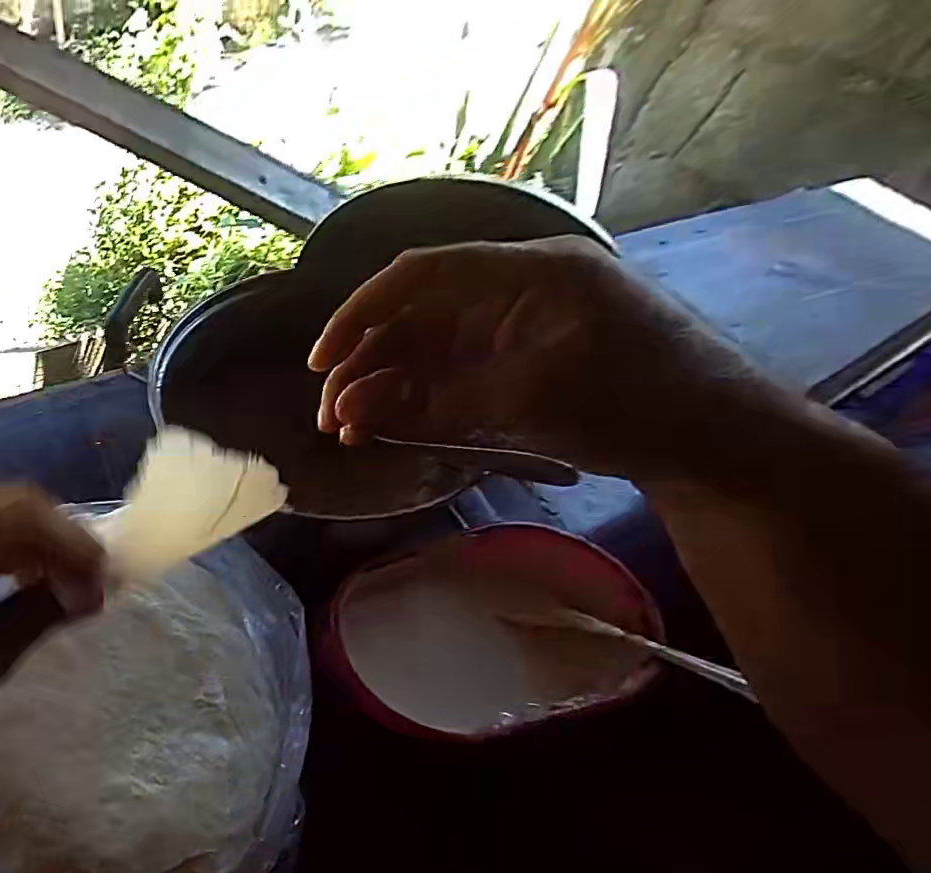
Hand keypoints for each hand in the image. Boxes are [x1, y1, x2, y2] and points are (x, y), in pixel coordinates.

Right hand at [308, 236, 768, 480]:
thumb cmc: (633, 401)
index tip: (321, 362)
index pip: (417, 276)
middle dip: (358, 368)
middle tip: (328, 418)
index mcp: (523, 275)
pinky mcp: (499, 368)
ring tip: (345, 433)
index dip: (357, 314)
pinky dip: (398, 406)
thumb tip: (348, 411)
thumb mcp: (526, 398)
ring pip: (411, 356)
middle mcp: (503, 297)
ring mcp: (500, 334)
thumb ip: (429, 403)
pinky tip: (372, 431)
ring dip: (371, 393)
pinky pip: (432, 381)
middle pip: (405, 321)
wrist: (709, 440)